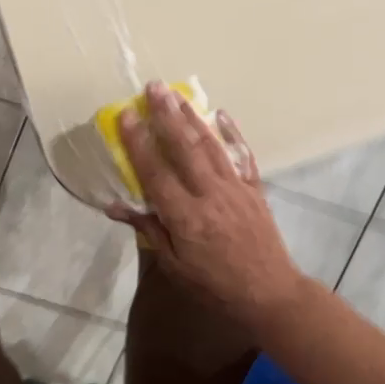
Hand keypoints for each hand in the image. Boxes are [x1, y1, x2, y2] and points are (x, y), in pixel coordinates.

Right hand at [106, 81, 310, 325]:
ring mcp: (235, 189)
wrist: (270, 295)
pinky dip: (232, 133)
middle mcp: (210, 195)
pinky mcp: (254, 189)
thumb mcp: (174, 266)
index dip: (138, 142)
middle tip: (152, 88)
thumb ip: (148, 230)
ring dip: (191, 116)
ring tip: (176, 94)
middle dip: (166, 115)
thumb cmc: (215, 285)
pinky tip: (221, 113)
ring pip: (210, 145)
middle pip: (184, 148)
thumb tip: (114, 205)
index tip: (126, 115)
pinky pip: (242, 155)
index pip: (156, 172)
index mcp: (186, 216)